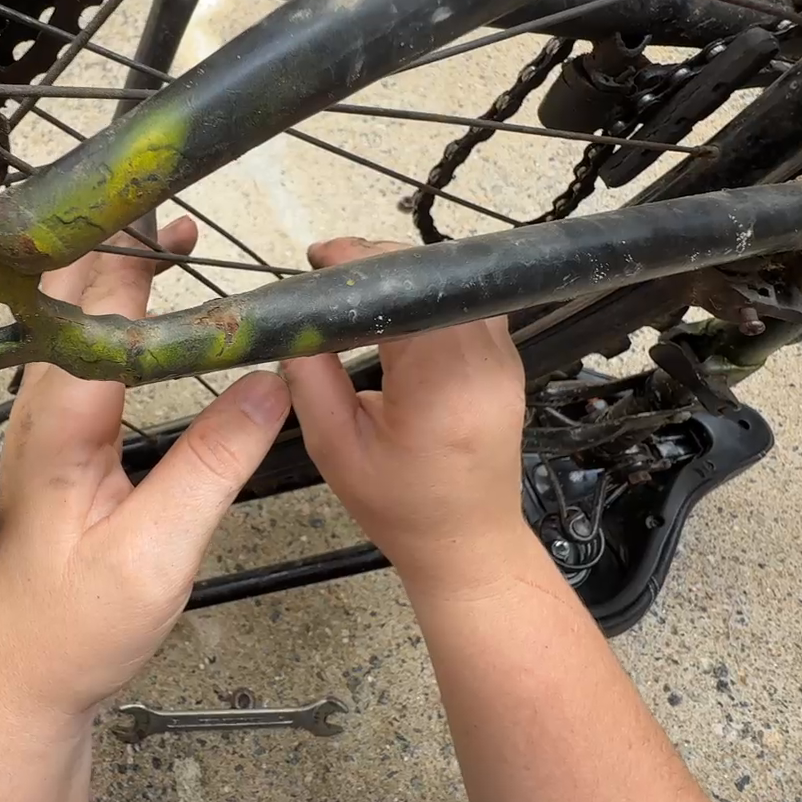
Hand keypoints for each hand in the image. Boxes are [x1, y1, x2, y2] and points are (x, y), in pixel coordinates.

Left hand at [0, 218, 292, 720]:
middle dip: (118, 247)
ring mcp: (44, 424)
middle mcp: (42, 410)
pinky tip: (143, 316)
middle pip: (70, 301)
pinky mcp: (57, 442)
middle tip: (177, 216)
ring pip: (73, 322)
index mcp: (60, 424)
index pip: (97, 314)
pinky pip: (83, 354)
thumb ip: (213, 463)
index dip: (134, 258)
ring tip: (171, 247)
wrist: (25, 677)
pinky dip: (113, 315)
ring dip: (115, 276)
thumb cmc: (78, 625)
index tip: (173, 214)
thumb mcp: (159, 551)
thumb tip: (266, 385)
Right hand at [280, 237, 531, 599]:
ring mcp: (503, 360)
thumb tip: (296, 325)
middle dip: (376, 262)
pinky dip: (427, 295)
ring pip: (451, 284)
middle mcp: (483, 363)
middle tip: (329, 269)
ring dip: (402, 275)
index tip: (319, 259)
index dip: (359, 264)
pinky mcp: (505, 362)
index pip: (404, 294)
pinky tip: (394, 308)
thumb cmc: (398, 505)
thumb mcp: (334, 447)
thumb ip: (311, 379)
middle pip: (431, 278)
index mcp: (441, 387)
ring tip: (357, 286)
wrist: (466, 542)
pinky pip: (466, 304)